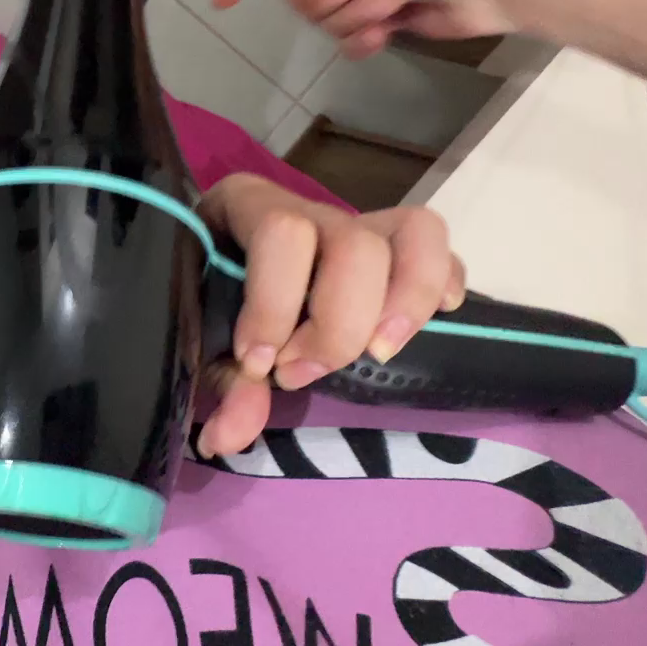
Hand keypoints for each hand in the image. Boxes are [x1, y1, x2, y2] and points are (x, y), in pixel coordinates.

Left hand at [194, 174, 465, 456]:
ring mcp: (356, 219)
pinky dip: (440, 281)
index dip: (275, 304)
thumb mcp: (207, 336)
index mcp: (245, 206)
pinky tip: (425, 322)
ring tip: (378, 352)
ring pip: (414, 231)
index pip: (282, 234)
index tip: (258, 362)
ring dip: (406, 302)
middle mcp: (306, 205)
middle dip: (337, 325)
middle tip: (300, 372)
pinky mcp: (393, 243)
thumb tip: (225, 440)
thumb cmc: (208, 294)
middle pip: (354, 244)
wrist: (221, 268)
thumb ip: (223, 381)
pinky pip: (436, 243)